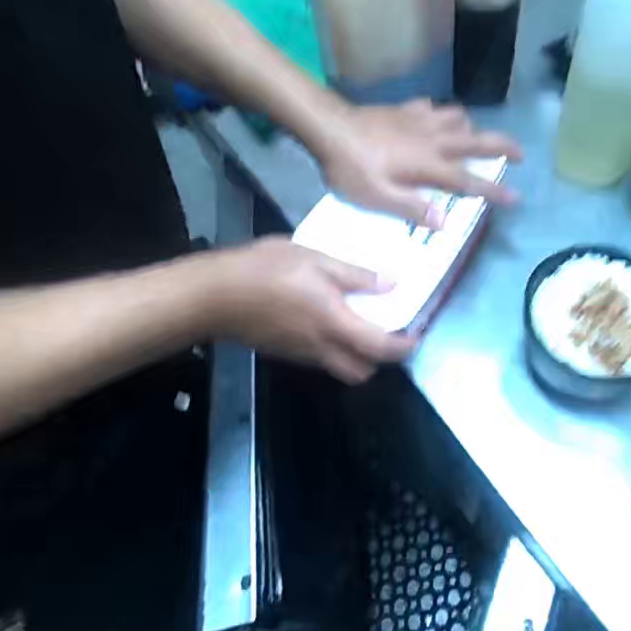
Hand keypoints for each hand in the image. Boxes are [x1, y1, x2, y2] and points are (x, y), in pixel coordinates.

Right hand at [203, 238, 414, 383]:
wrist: (213, 295)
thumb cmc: (264, 269)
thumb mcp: (313, 258)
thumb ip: (354, 275)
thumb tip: (392, 284)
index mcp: (333, 323)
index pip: (380, 349)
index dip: (404, 346)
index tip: (416, 333)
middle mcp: (320, 347)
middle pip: (361, 371)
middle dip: (378, 358)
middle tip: (384, 329)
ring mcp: (299, 354)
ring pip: (338, 367)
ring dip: (355, 354)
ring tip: (356, 321)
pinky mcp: (283, 352)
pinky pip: (317, 358)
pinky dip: (331, 347)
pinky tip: (323, 318)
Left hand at [312, 99, 522, 227]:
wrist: (329, 127)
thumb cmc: (351, 168)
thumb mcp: (377, 197)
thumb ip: (411, 208)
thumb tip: (444, 221)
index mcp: (427, 164)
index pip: (468, 180)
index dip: (494, 190)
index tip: (516, 198)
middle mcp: (431, 139)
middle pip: (476, 140)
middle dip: (502, 146)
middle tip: (521, 153)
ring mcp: (419, 120)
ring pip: (457, 118)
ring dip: (472, 128)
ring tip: (475, 137)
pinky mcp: (403, 109)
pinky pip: (432, 108)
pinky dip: (440, 114)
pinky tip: (434, 119)